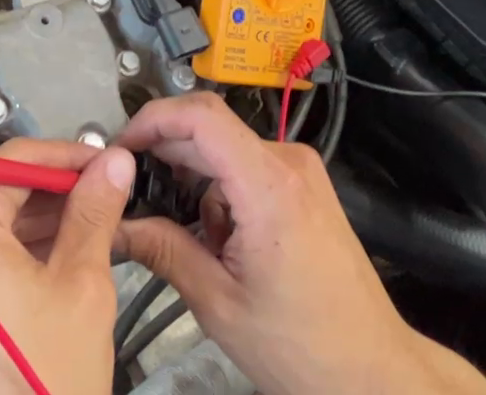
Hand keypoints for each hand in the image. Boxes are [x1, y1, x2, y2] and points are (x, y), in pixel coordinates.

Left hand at [0, 138, 135, 394]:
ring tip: (83, 233)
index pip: (17, 161)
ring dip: (29, 224)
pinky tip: (46, 265)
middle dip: (52, 193)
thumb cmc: (34, 388)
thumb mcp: (79, 286)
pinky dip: (1, 253)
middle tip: (102, 199)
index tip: (105, 163)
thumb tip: (111, 166)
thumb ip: (94, 212)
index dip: (70, 158)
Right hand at [114, 94, 485, 394]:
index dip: (153, 119)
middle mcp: (287, 162)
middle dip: (164, 156)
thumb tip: (112, 226)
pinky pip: (246, 168)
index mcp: (268, 185)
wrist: (373, 370)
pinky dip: (219, 192)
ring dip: (193, 181)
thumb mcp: (218, 303)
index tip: (119, 148)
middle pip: (209, 130)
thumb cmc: (300, 344)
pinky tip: (217, 240)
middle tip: (129, 195)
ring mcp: (300, 171)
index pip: (201, 116)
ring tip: (182, 237)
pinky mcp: (304, 185)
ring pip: (225, 151)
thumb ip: (163, 251)